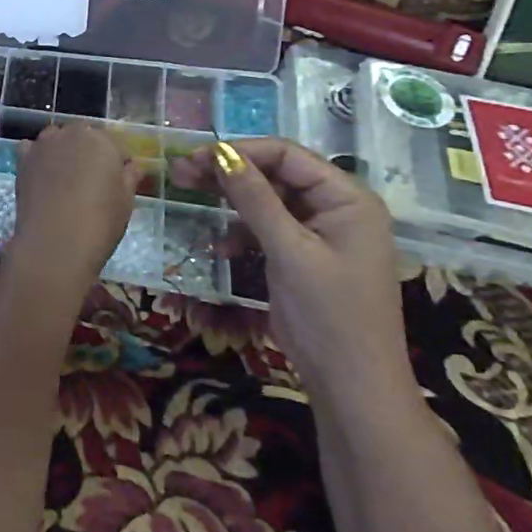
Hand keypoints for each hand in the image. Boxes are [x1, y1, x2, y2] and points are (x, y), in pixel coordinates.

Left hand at [10, 124, 140, 282]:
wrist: (53, 243)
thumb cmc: (99, 223)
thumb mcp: (125, 201)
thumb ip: (129, 177)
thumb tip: (132, 166)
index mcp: (102, 141)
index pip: (115, 145)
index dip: (118, 162)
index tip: (118, 180)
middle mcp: (71, 135)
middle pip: (83, 136)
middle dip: (89, 152)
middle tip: (92, 179)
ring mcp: (43, 146)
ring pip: (56, 138)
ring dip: (63, 150)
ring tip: (66, 176)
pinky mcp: (22, 161)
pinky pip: (31, 149)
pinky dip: (37, 156)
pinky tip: (42, 175)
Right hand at [207, 138, 415, 403]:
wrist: (350, 380)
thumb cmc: (328, 311)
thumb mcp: (289, 251)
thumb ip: (255, 199)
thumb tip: (220, 154)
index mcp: (347, 198)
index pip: (288, 156)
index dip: (241, 152)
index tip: (195, 158)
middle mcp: (336, 208)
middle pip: (276, 174)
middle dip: (229, 172)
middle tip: (181, 172)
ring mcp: (319, 232)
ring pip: (267, 200)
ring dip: (230, 200)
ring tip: (188, 194)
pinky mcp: (302, 255)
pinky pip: (267, 228)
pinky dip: (240, 231)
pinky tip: (218, 246)